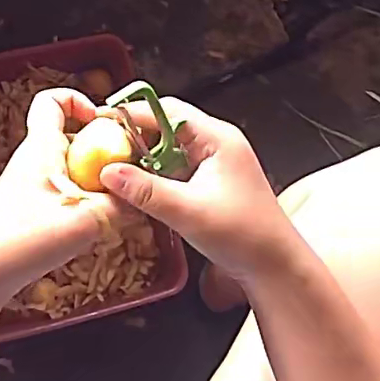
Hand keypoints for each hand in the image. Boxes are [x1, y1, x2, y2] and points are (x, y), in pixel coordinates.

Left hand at [0, 88, 124, 298]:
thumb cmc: (21, 240)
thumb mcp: (86, 221)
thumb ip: (121, 206)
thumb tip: (144, 198)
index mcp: (42, 145)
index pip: (53, 100)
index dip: (81, 101)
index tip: (105, 123)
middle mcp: (36, 158)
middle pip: (73, 135)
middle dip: (103, 150)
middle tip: (123, 172)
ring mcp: (33, 183)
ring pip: (73, 167)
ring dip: (96, 180)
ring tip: (113, 205)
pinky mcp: (33, 206)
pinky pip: (67, 190)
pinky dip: (86, 200)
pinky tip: (96, 225)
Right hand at [98, 96, 297, 279]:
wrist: (277, 270)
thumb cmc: (244, 237)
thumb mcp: (188, 212)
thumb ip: (145, 190)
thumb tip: (108, 172)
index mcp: (217, 138)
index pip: (166, 110)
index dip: (132, 113)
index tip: (102, 121)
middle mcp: (217, 142)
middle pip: (166, 124)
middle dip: (134, 133)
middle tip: (102, 144)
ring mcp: (215, 160)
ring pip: (169, 145)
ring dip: (143, 154)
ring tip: (114, 164)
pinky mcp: (211, 179)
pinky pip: (176, 164)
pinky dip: (155, 171)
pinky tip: (137, 185)